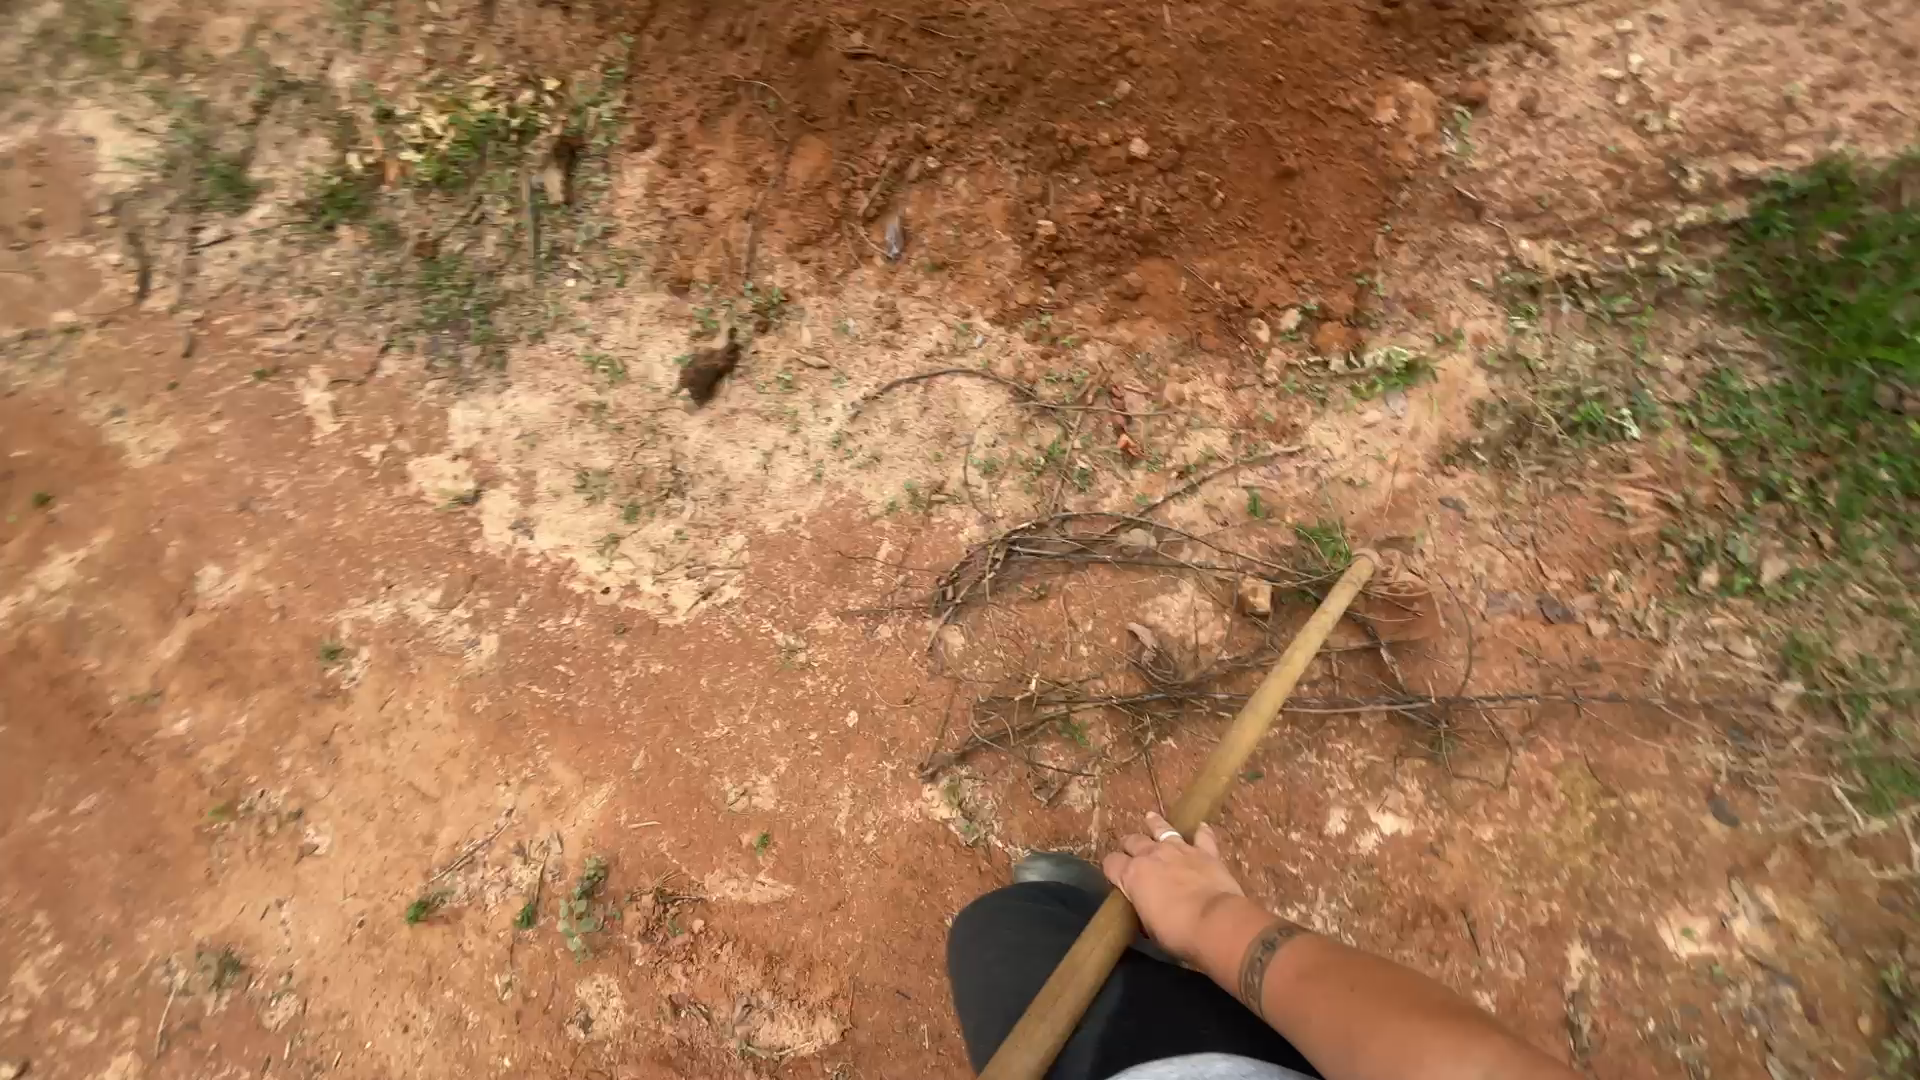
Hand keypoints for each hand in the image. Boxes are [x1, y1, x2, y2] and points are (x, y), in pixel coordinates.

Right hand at [1101, 812, 1246, 963]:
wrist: (1216, 922)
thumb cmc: (1177, 932)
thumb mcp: (1149, 928)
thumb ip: (1143, 909)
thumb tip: (1144, 906)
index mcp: (1132, 874)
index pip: (1111, 863)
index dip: (1111, 868)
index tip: (1114, 875)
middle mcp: (1151, 854)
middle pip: (1133, 841)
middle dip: (1130, 846)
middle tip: (1131, 852)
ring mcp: (1179, 850)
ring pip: (1162, 829)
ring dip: (1155, 824)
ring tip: (1151, 817)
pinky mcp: (1205, 852)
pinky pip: (1202, 837)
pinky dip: (1201, 833)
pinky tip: (1200, 828)